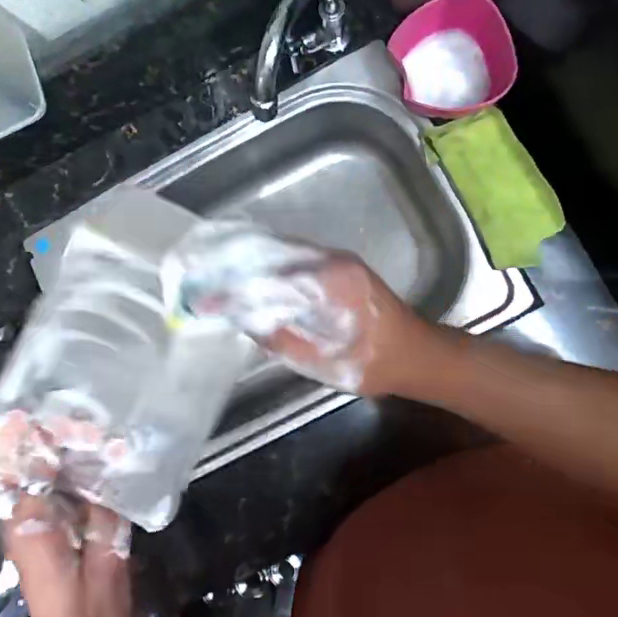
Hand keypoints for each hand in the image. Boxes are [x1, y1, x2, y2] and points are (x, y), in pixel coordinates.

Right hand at [166, 224, 435, 395]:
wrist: (417, 353)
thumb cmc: (374, 365)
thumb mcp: (323, 362)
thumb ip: (282, 339)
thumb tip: (242, 319)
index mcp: (331, 283)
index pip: (269, 276)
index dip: (233, 284)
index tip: (203, 292)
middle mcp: (333, 260)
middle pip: (273, 253)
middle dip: (234, 262)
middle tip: (200, 273)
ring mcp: (338, 258)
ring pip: (283, 252)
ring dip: (249, 261)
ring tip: (215, 273)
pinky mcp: (340, 264)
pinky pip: (296, 258)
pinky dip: (269, 265)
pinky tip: (249, 276)